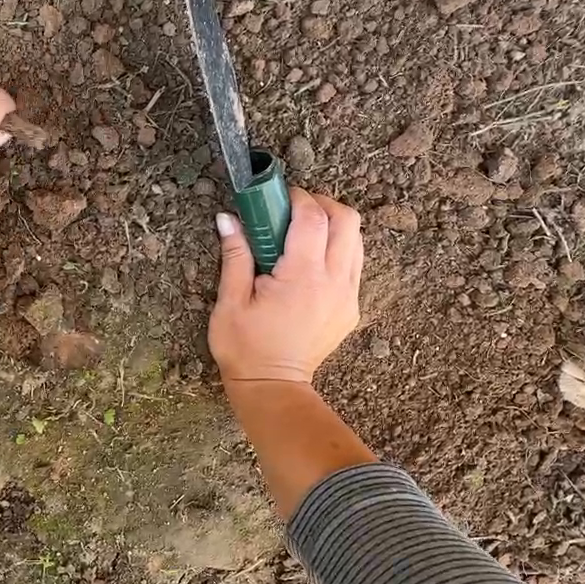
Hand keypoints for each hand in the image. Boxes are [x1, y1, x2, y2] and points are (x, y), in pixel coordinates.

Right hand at [209, 189, 362, 382]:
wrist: (272, 387)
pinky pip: (354, 264)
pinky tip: (309, 260)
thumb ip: (235, 255)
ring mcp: (347, 296)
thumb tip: (228, 219)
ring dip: (332, 225)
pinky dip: (337, 249)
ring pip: (356, 240)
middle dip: (322, 204)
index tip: (277, 196)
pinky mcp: (350, 308)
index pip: (313, 218)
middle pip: (347, 220)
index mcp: (301, 278)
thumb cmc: (244, 347)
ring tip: (300, 232)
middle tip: (292, 209)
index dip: (297, 198)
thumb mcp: (230, 301)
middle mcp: (333, 283)